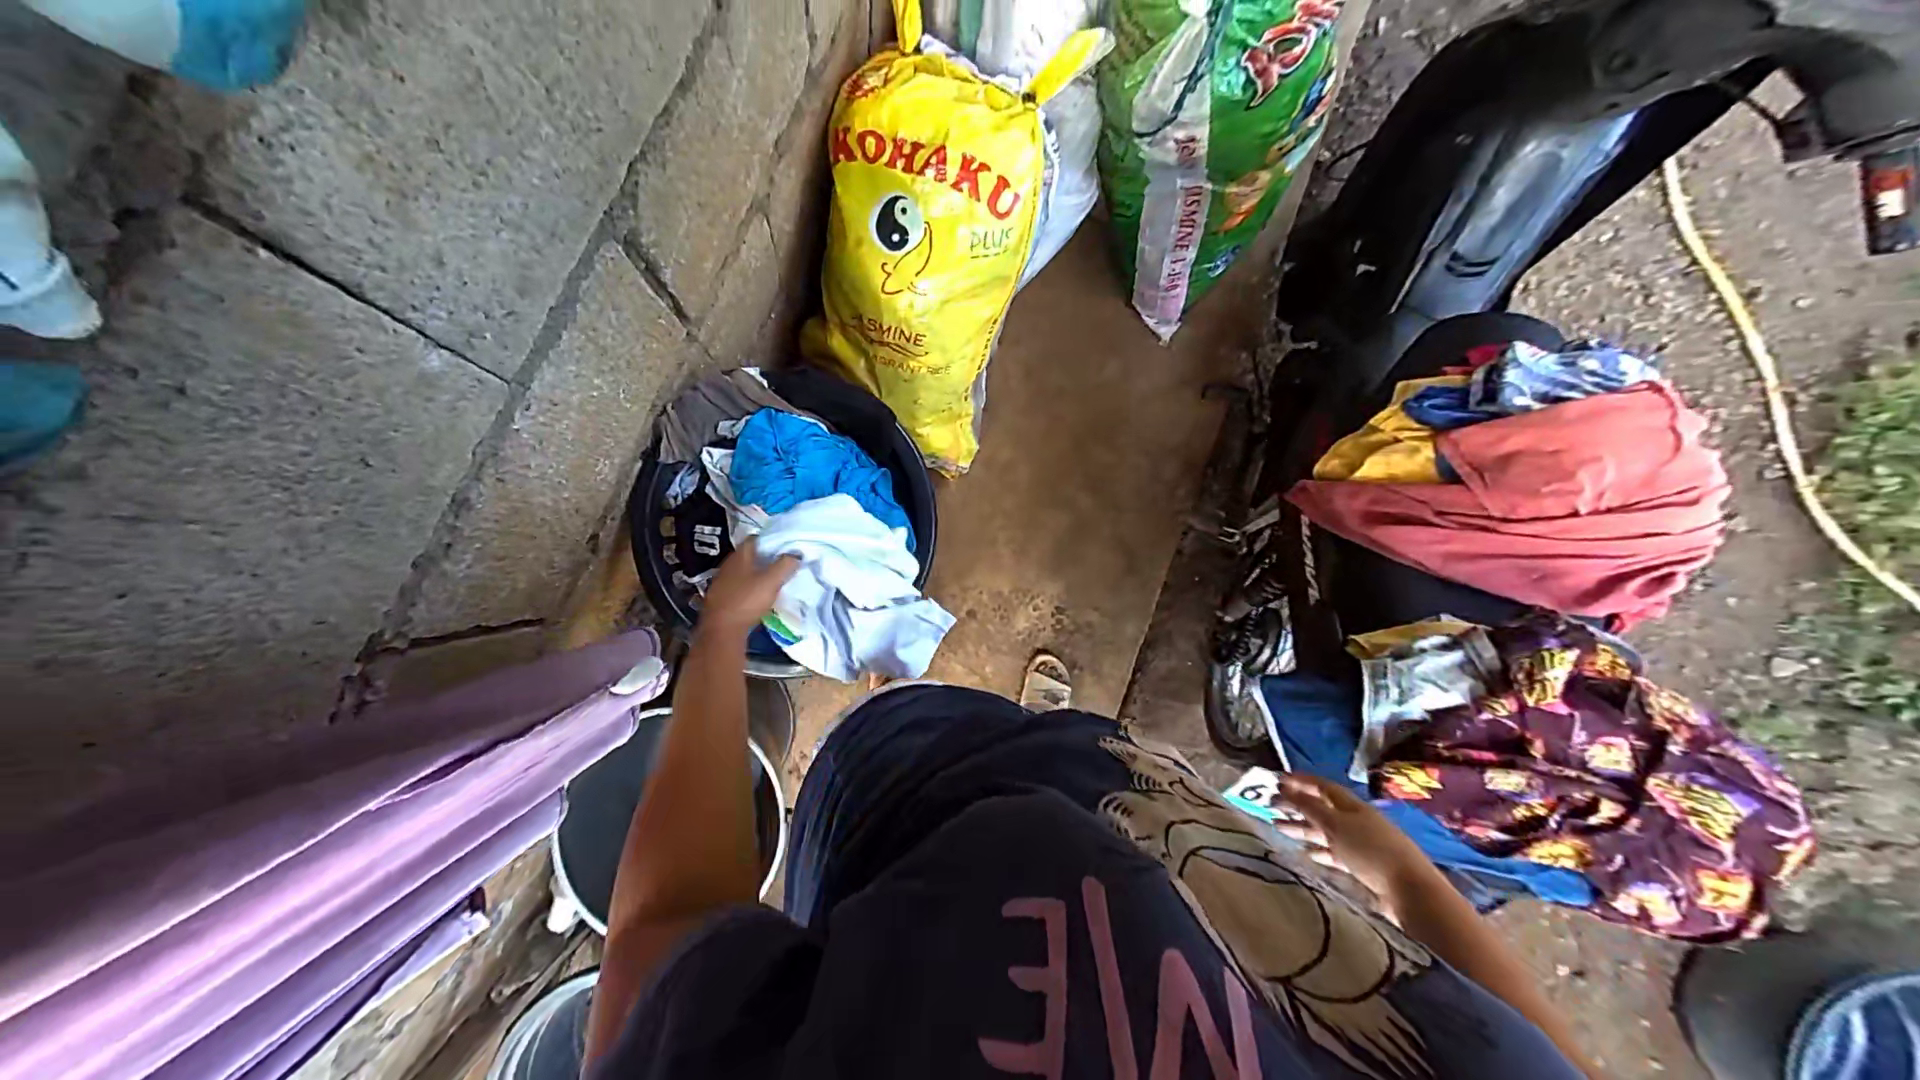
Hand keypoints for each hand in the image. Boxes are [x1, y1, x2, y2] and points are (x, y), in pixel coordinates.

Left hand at [698, 540, 798, 637]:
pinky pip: (738, 585)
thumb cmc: (747, 600)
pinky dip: (749, 586)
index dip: (769, 540)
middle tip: (782, 562)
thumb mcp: (772, 581)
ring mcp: (721, 581)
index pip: (754, 539)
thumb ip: (785, 565)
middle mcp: (728, 565)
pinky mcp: (720, 597)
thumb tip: (796, 554)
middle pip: (748, 555)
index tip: (784, 547)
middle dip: (765, 557)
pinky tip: (757, 594)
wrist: (722, 629)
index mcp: (740, 556)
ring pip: (743, 571)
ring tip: (772, 579)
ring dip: (756, 573)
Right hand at [1272, 773, 1443, 904]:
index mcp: (1352, 807)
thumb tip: (1286, 789)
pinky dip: (1319, 852)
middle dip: (1296, 806)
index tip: (1277, 780)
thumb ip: (1310, 807)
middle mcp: (1356, 822)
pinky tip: (1306, 854)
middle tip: (1270, 806)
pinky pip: (1334, 854)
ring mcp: (1360, 845)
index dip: (1300, 782)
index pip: (1322, 787)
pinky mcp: (1363, 867)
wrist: (1411, 893)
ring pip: (1325, 832)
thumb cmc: (1372, 851)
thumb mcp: (1336, 825)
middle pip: (1321, 809)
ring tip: (1278, 827)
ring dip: (1302, 829)